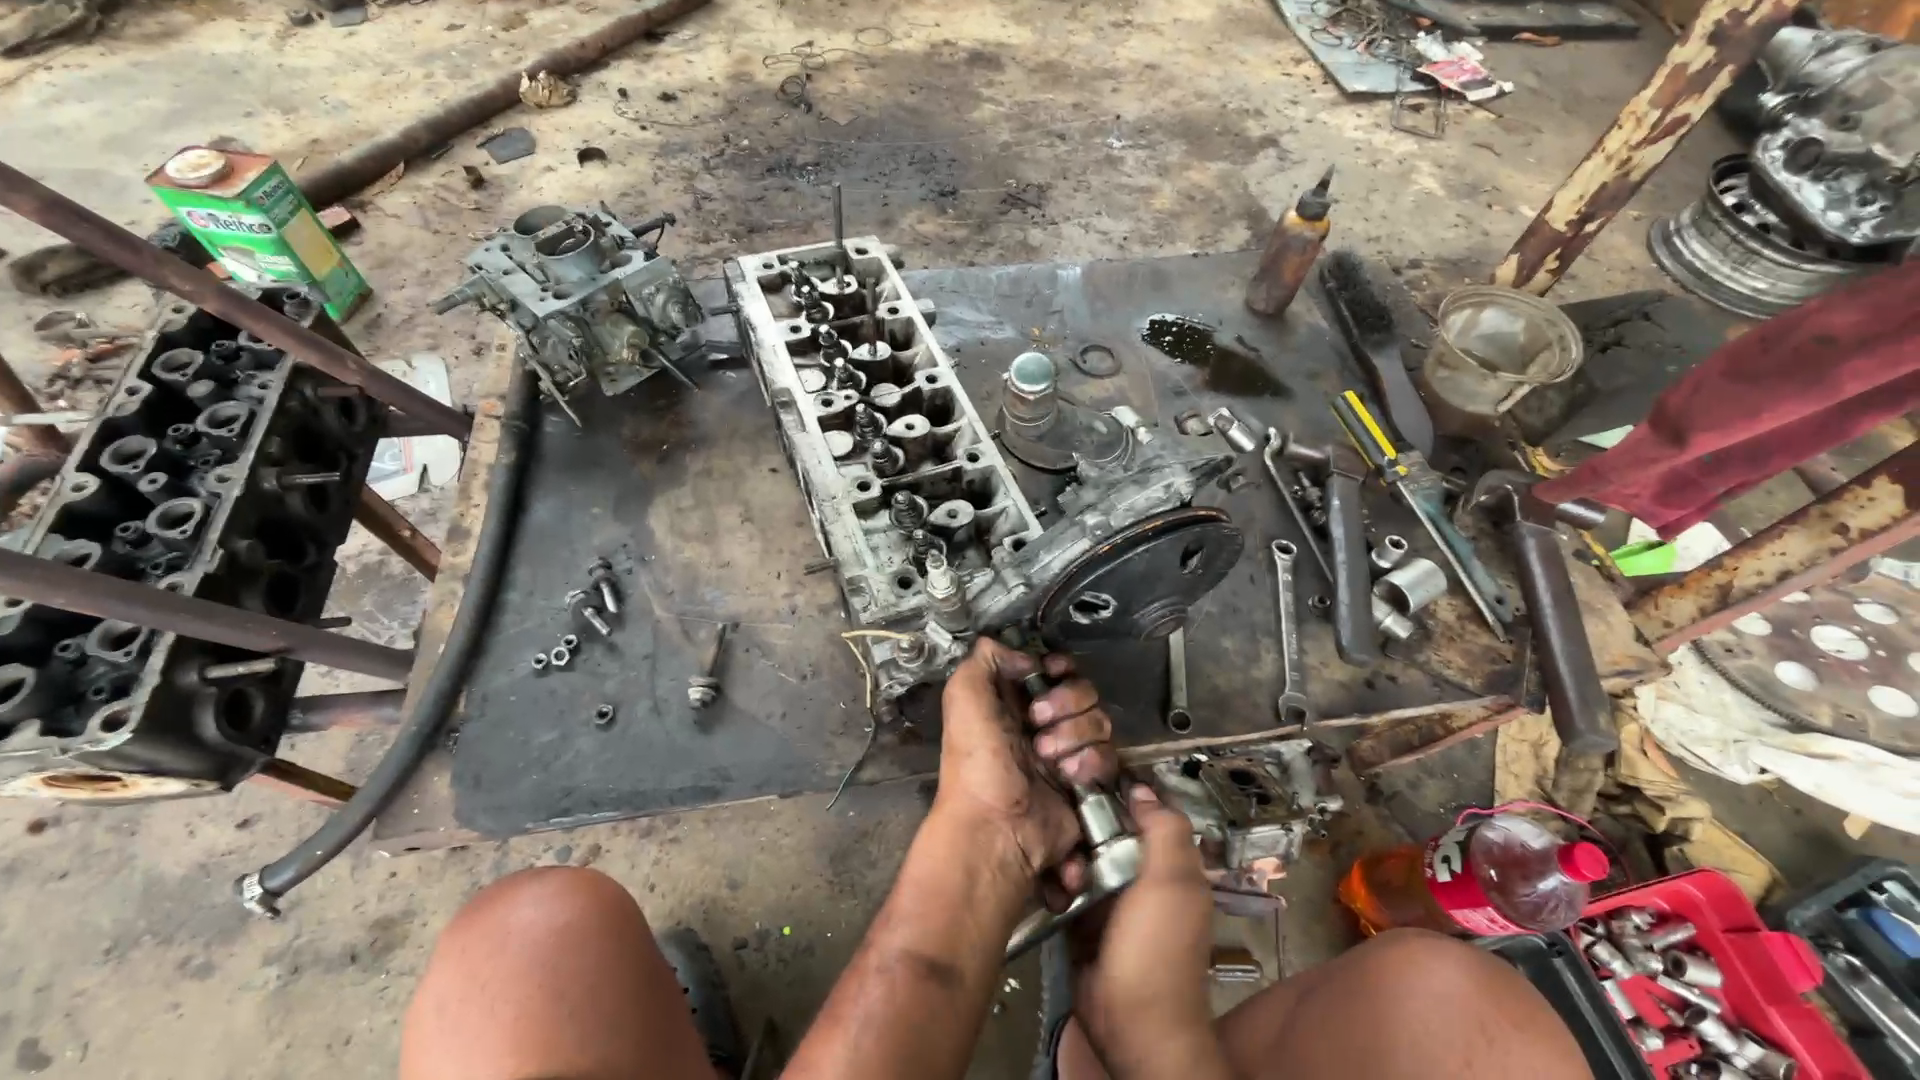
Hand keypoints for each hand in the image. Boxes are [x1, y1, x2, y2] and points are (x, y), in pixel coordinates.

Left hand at [931, 638, 1117, 887]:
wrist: (995, 827)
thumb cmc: (974, 764)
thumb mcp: (964, 697)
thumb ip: (986, 658)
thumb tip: (1024, 655)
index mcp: (1013, 702)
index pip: (1054, 669)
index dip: (1059, 667)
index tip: (1051, 672)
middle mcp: (1041, 724)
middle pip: (1083, 690)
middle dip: (1065, 703)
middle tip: (1038, 723)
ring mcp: (1066, 752)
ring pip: (1099, 722)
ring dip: (1074, 736)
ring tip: (1047, 757)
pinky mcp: (1085, 780)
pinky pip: (1108, 756)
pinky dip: (1090, 763)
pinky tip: (1068, 776)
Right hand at [1066, 786, 1229, 1079]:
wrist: (1131, 1024)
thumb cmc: (1157, 951)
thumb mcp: (1172, 883)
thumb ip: (1164, 831)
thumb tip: (1143, 788)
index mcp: (1172, 865)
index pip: (1145, 812)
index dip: (1120, 791)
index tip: (1085, 769)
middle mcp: (1143, 877)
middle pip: (1108, 831)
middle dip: (1084, 824)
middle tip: (1062, 815)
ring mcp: (1111, 900)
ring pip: (1083, 857)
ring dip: (1068, 857)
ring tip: (1058, 862)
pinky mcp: (1083, 921)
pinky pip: (1066, 888)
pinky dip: (1057, 884)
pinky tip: (1049, 883)